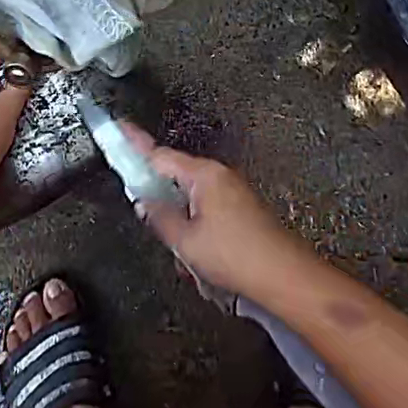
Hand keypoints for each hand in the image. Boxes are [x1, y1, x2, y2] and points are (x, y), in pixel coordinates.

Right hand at [119, 123, 315, 298]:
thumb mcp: (185, 241)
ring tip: (188, 257)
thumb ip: (158, 217)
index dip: (136, 144)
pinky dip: (199, 231)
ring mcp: (233, 192)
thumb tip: (144, 204)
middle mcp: (220, 177)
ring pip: (191, 200)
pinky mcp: (241, 209)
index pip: (160, 154)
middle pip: (175, 177)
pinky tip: (202, 260)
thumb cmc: (240, 256)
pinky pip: (208, 212)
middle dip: (161, 201)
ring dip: (182, 224)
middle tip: (151, 220)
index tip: (121, 130)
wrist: (285, 277)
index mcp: (204, 175)